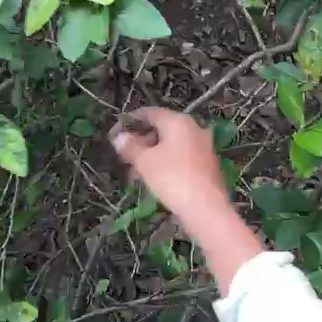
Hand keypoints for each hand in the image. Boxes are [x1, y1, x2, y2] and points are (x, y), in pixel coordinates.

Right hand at [109, 106, 263, 293]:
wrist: (205, 208)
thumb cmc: (172, 178)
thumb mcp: (145, 162)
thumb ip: (130, 147)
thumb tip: (118, 137)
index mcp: (178, 121)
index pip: (149, 113)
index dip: (130, 122)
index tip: (115, 134)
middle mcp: (194, 129)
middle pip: (161, 129)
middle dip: (140, 142)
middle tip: (125, 157)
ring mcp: (203, 147)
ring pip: (171, 146)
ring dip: (151, 156)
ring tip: (136, 173)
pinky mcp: (207, 165)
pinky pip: (181, 158)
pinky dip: (165, 164)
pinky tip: (154, 180)